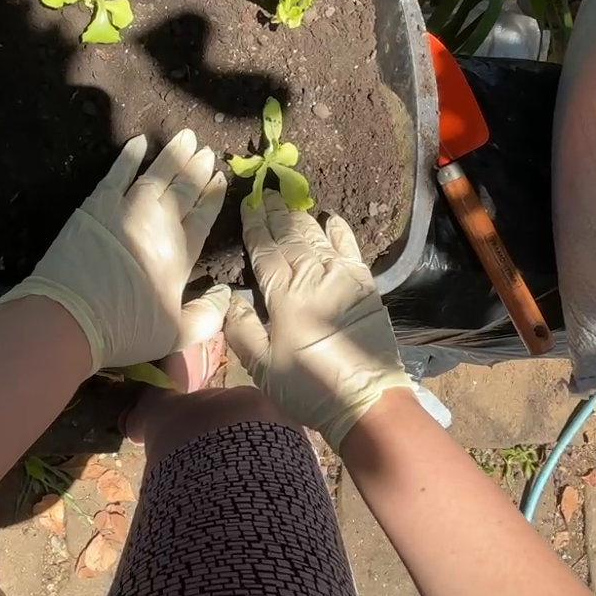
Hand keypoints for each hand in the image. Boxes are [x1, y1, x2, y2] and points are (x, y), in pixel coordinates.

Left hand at [0, 131, 226, 370]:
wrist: (69, 318)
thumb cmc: (124, 329)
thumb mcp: (176, 335)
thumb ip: (207, 316)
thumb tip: (227, 294)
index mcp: (181, 253)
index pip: (203, 216)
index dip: (213, 196)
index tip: (220, 178)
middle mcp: (160, 224)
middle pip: (184, 189)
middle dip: (197, 169)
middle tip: (206, 150)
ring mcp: (128, 209)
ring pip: (157, 175)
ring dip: (172, 155)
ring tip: (186, 137)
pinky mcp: (97, 205)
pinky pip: (117, 173)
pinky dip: (129, 157)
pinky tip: (140, 142)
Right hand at [223, 191, 411, 446]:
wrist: (367, 401)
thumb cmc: (308, 387)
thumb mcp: (262, 365)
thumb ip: (241, 327)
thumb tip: (228, 295)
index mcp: (284, 295)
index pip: (264, 250)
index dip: (255, 226)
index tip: (247, 205)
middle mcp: (313, 276)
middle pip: (290, 237)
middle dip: (275, 214)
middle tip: (265, 194)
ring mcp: (343, 277)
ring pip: (316, 237)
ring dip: (300, 218)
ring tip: (287, 201)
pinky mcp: (365, 285)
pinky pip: (350, 247)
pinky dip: (339, 230)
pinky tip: (330, 217)